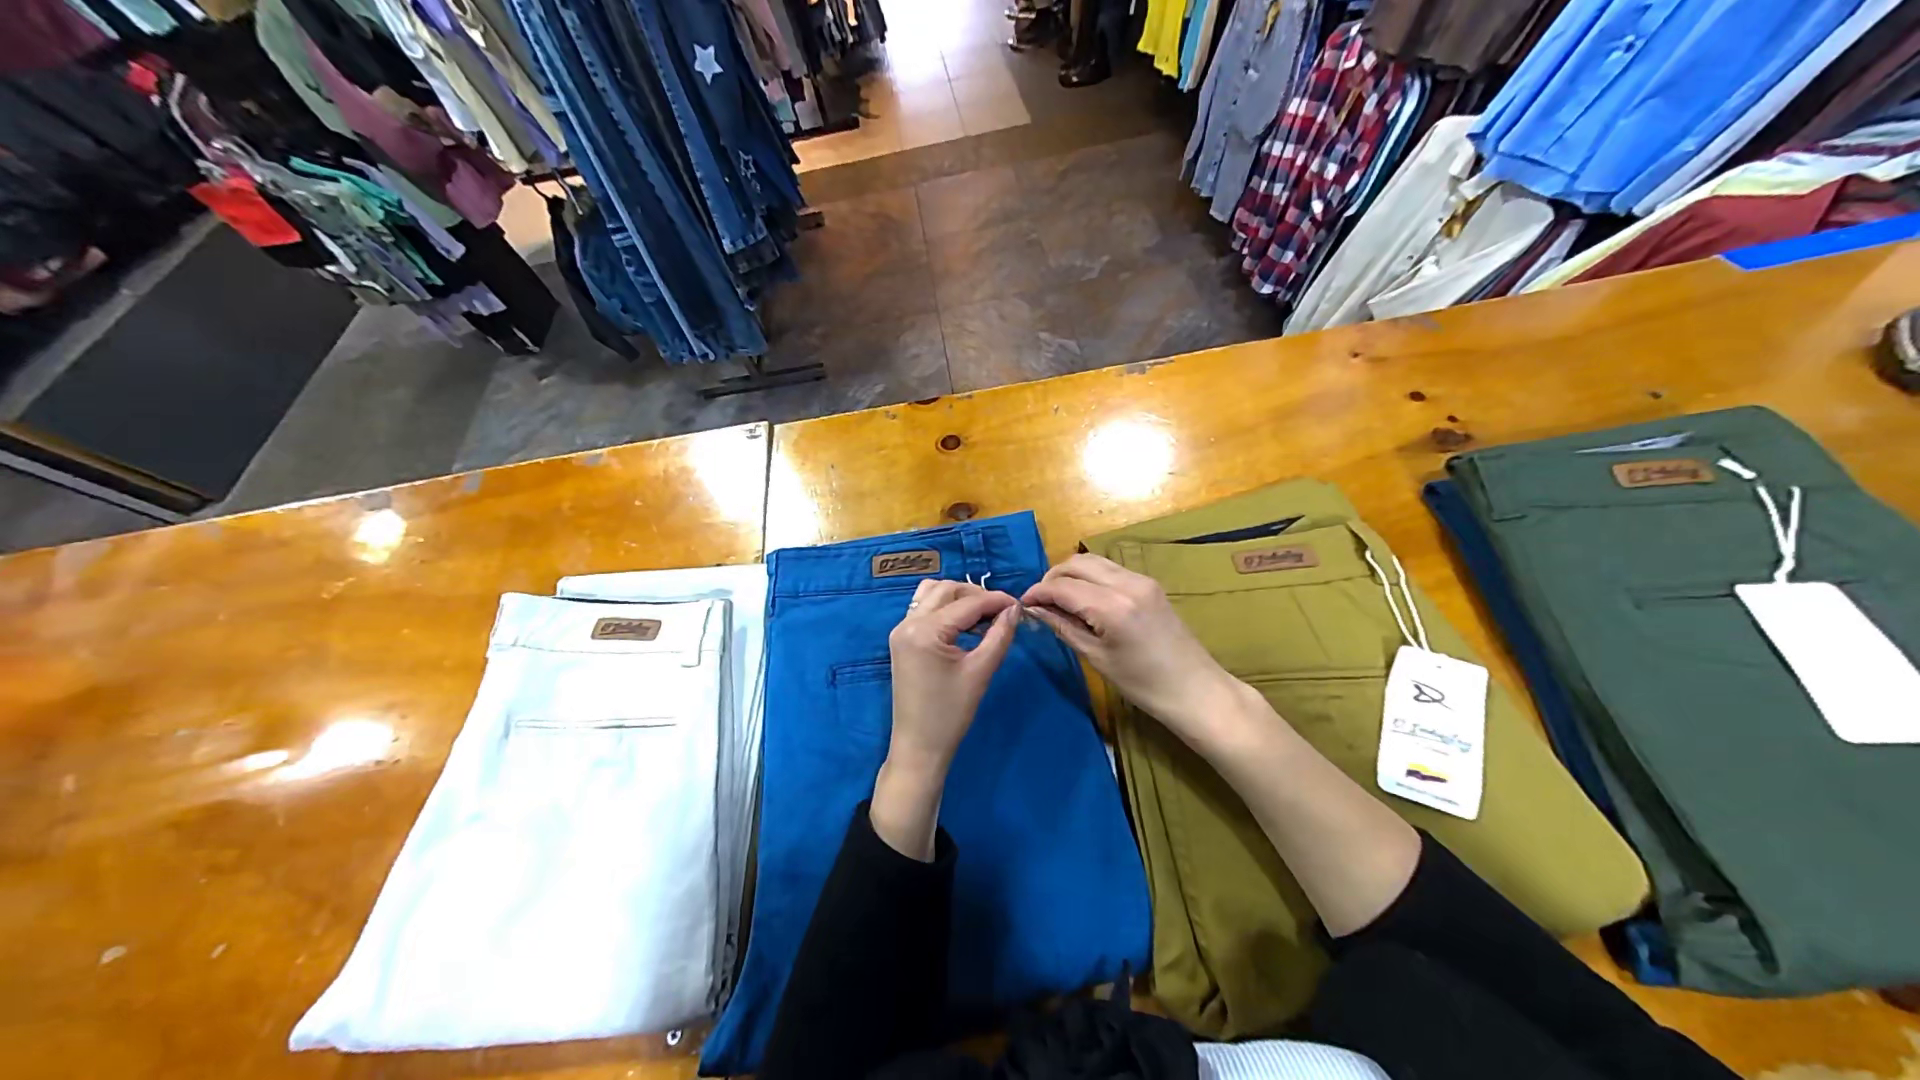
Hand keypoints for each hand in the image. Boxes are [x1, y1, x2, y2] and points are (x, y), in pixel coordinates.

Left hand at [871, 580, 1020, 859]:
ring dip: (959, 597)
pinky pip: (923, 608)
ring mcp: (901, 629)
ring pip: (932, 593)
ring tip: (983, 615)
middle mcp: (908, 622)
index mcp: (925, 630)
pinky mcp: (901, 638)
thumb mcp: (981, 671)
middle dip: (977, 595)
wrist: (920, 745)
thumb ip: (999, 635)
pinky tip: (964, 624)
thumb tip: (1014, 609)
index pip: (967, 603)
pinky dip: (944, 607)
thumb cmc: (952, 713)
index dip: (996, 600)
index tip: (1019, 605)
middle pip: (947, 589)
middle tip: (1002, 611)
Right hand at [1021, 554, 1249, 745]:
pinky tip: (1083, 598)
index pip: (1062, 586)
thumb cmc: (1143, 684)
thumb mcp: (1097, 657)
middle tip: (1040, 601)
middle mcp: (1126, 583)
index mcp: (1112, 606)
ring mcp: (1141, 580)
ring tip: (1058, 599)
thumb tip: (1034, 609)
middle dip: (1052, 578)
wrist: (1195, 689)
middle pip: (1076, 563)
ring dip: (1071, 574)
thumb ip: (1063, 627)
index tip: (1022, 605)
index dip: (1038, 593)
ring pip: (1094, 561)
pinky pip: (1110, 569)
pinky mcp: (1149, 584)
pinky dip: (1090, 577)